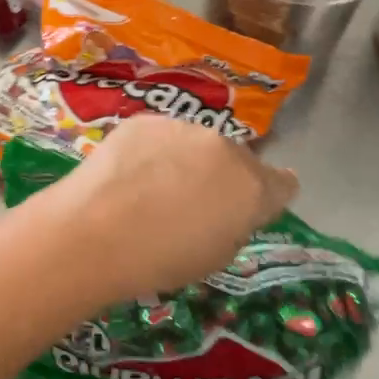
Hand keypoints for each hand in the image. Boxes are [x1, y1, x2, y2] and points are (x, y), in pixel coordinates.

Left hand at [28, 115, 298, 301]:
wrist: (95, 231)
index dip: (271, 194)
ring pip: (197, 143)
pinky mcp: (146, 118)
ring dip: (189, 160)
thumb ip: (235, 223)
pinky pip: (162, 135)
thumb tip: (231, 208)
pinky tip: (131, 175)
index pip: (283, 183)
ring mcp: (183, 126)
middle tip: (198, 203)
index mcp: (252, 187)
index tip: (256, 204)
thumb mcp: (216, 256)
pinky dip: (154, 151)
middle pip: (237, 159)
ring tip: (158, 189)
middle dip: (225, 176)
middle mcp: (224, 147)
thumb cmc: (161, 259)